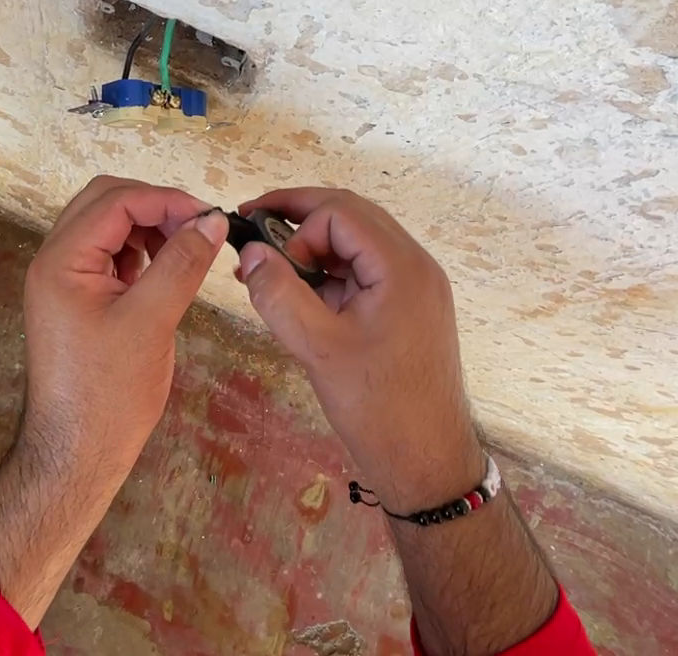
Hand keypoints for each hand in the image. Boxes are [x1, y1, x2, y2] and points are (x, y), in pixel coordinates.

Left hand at [0, 176, 227, 626]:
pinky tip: (165, 267)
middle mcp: (55, 260)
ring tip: (186, 247)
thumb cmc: (109, 393)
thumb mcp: (151, 321)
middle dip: (154, 205)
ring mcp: (63, 278)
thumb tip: (211, 220)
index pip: (116, 201)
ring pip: (107, 225)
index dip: (165, 199)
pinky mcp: (77, 297)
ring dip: (147, 225)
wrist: (76, 454)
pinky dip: (139, 250)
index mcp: (61, 260)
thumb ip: (181, 263)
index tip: (209, 216)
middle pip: (105, 202)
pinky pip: (108, 253)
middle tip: (197, 226)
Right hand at [237, 188, 481, 510]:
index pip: (340, 212)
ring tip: (268, 266)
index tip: (264, 258)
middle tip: (253, 226)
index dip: (295, 224)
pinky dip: (326, 271)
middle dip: (298, 217)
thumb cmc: (377, 407)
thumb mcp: (318, 348)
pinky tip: (296, 292)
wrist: (429, 466)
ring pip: (355, 240)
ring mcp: (414, 286)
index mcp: (401, 266)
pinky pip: (361, 269)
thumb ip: (278, 293)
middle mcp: (414, 265)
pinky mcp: (406, 307)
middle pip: (350, 215)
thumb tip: (249, 252)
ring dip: (310, 244)